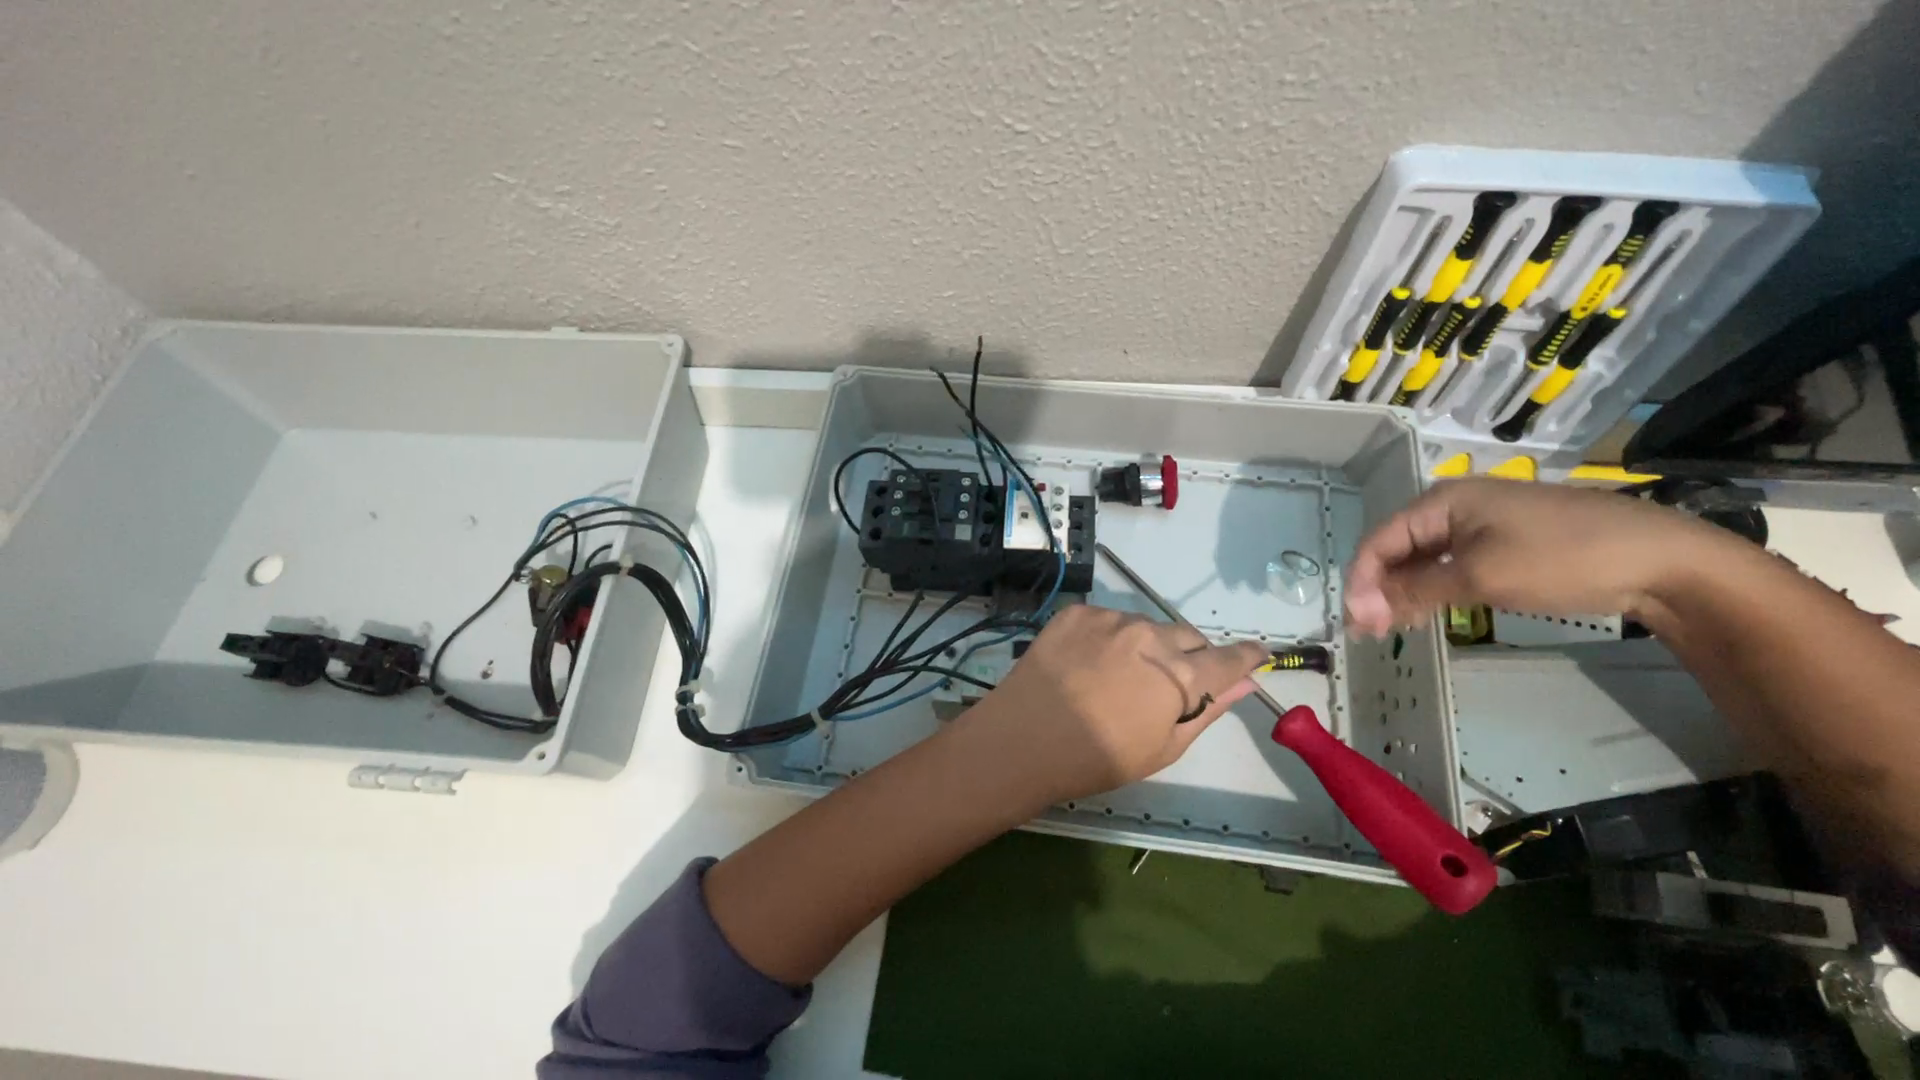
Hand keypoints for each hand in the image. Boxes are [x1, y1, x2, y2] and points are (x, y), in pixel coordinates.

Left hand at [957, 604, 1269, 803]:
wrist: (1021, 740)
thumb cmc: (1097, 758)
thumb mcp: (1162, 747)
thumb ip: (1207, 711)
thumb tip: (1245, 685)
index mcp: (1180, 675)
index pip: (1230, 658)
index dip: (1247, 657)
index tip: (1257, 656)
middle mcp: (1151, 635)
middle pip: (1188, 638)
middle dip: (1191, 657)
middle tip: (1169, 685)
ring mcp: (1111, 618)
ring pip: (1146, 627)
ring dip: (1146, 647)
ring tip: (1118, 679)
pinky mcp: (1077, 613)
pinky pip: (1109, 620)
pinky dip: (1110, 638)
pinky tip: (1088, 666)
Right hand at [1344, 478, 1725, 637]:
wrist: (1662, 560)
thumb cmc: (1560, 558)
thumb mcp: (1479, 576)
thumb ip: (1415, 590)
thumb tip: (1361, 608)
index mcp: (1442, 500)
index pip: (1379, 540)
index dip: (1360, 581)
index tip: (1355, 623)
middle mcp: (1456, 506)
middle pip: (1398, 548)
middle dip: (1378, 588)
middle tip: (1371, 632)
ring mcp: (1484, 523)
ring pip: (1425, 558)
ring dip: (1404, 591)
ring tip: (1392, 628)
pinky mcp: (1508, 543)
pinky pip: (1453, 564)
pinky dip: (1434, 588)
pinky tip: (1429, 612)